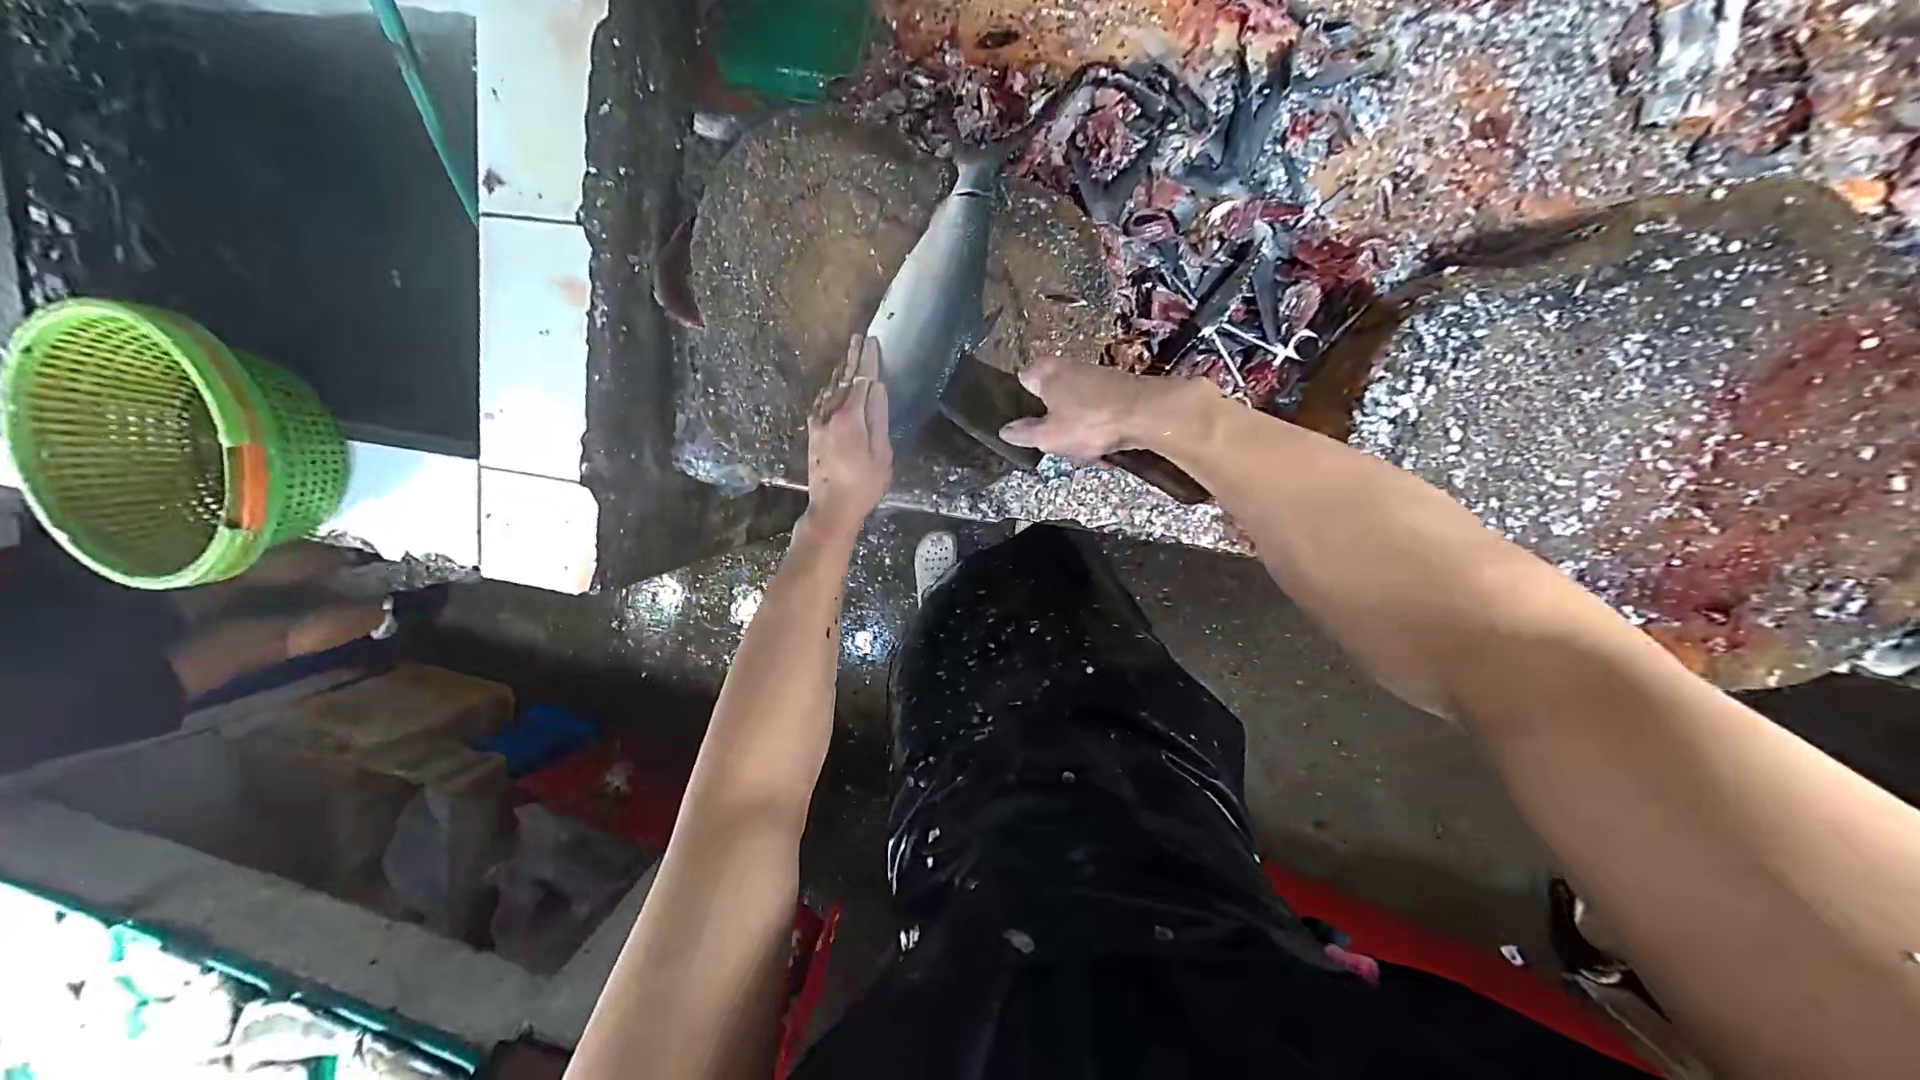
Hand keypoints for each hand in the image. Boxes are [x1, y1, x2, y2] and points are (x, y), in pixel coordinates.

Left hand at [805, 335, 893, 538]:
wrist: (831, 508)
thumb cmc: (863, 485)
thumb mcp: (881, 453)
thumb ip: (878, 417)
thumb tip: (876, 388)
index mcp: (849, 418)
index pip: (860, 380)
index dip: (867, 360)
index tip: (872, 341)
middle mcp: (829, 415)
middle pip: (842, 381)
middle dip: (852, 359)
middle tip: (858, 339)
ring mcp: (818, 424)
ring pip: (830, 390)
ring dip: (840, 373)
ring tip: (848, 356)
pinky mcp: (813, 433)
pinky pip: (823, 403)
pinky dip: (831, 390)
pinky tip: (833, 388)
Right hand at [998, 356, 1217, 461]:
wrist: (1147, 414)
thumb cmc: (1090, 422)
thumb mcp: (1048, 436)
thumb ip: (1024, 434)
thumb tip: (1004, 431)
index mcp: (1045, 372)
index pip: (1021, 382)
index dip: (1020, 405)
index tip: (1024, 426)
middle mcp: (1068, 367)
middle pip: (1049, 399)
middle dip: (1052, 423)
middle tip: (1057, 445)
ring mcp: (1094, 376)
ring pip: (1074, 409)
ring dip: (1077, 431)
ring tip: (1085, 451)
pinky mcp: (1115, 389)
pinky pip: (1096, 413)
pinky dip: (1097, 429)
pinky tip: (1104, 448)